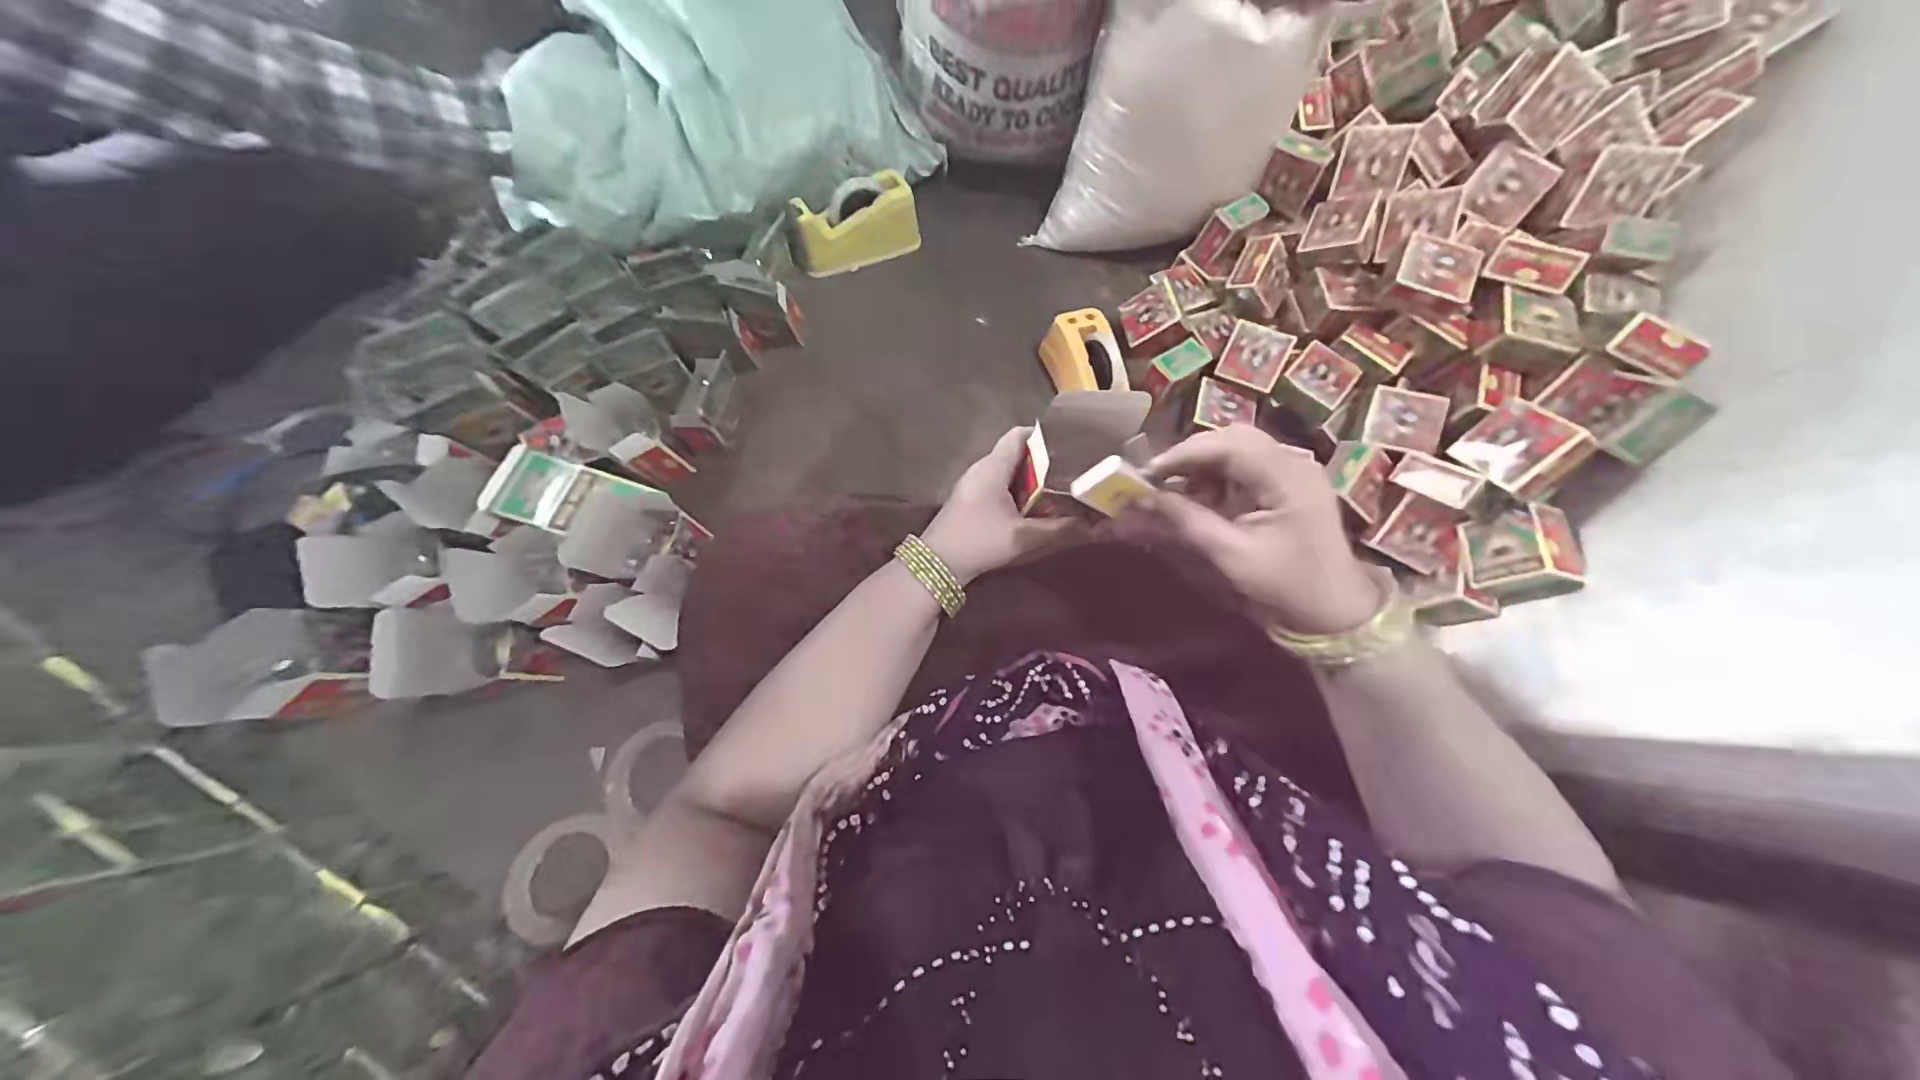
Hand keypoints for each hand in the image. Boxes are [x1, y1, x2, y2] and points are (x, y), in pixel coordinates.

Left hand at [921, 427, 1083, 583]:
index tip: (1069, 445)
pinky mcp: (970, 499)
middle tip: (1071, 471)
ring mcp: (973, 483)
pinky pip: (999, 484)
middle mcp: (981, 468)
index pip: (1019, 434)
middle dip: (1044, 460)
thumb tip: (1095, 526)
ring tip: (1059, 488)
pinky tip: (1033, 506)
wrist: (937, 564)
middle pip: (1016, 452)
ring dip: (1031, 478)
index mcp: (993, 467)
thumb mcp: (1023, 537)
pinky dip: (1018, 490)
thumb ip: (1060, 529)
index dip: (1044, 435)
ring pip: (1008, 470)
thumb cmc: (979, 542)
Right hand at [1136, 425, 1379, 633]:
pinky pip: (1243, 467)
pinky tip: (1198, 501)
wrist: (1337, 608)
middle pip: (1231, 439)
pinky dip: (1214, 479)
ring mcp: (1291, 471)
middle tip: (1156, 481)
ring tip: (1173, 495)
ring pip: (1234, 450)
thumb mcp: (1232, 555)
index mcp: (1287, 476)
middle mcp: (1292, 462)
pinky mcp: (1285, 483)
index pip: (1227, 445)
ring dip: (1200, 468)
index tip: (1147, 474)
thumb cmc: (1288, 584)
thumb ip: (1187, 522)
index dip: (1182, 454)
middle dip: (1189, 458)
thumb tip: (1142, 499)